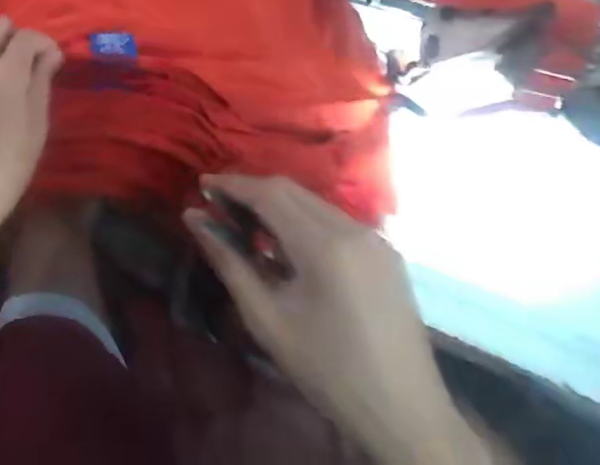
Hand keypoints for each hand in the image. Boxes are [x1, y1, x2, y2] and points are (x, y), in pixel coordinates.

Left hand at [0, 17, 62, 264]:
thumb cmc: (5, 167)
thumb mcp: (36, 127)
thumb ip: (41, 83)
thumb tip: (50, 54)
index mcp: (5, 71)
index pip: (27, 36)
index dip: (44, 42)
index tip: (55, 61)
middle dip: (16, 36)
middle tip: (31, 62)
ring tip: (10, 70)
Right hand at [185, 175, 490, 464]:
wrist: (406, 415)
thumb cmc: (328, 372)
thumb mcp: (267, 320)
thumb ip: (229, 261)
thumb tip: (193, 217)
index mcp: (325, 245)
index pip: (269, 194)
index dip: (233, 184)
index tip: (202, 184)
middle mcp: (353, 229)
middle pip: (292, 190)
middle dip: (252, 190)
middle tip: (219, 202)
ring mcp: (375, 238)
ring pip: (314, 202)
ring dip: (278, 203)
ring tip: (248, 222)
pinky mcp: (386, 252)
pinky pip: (335, 219)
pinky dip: (304, 219)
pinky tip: (288, 244)